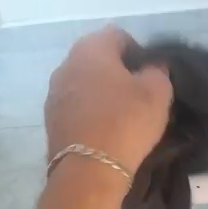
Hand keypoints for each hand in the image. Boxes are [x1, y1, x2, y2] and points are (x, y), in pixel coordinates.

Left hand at [43, 26, 172, 179]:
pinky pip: (75, 109)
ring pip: (83, 84)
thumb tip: (151, 67)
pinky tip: (103, 132)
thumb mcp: (157, 93)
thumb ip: (157, 72)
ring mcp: (54, 93)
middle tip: (137, 97)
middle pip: (96, 59)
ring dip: (100, 95)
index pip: (118, 35)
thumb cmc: (126, 124)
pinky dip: (88, 114)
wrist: (88, 172)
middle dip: (116, 73)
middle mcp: (66, 64)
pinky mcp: (50, 122)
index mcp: (91, 48)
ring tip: (119, 117)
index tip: (150, 76)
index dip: (138, 52)